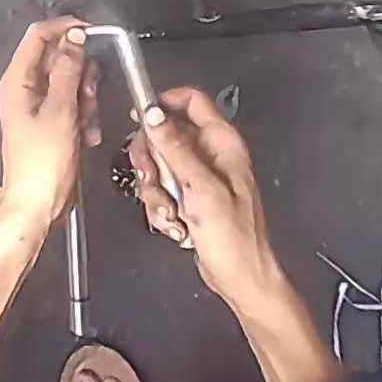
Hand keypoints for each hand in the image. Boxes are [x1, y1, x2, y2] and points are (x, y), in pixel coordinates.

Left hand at [0, 18, 99, 225]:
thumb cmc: (41, 165)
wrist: (37, 205)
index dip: (65, 28)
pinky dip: (84, 115)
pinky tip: (84, 135)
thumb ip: (68, 70)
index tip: (91, 33)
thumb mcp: (60, 111)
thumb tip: (75, 39)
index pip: (39, 34)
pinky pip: (74, 103)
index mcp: (18, 80)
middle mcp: (25, 88)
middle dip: (81, 73)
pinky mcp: (51, 120)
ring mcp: (38, 104)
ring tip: (85, 122)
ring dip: (86, 99)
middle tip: (87, 95)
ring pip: (71, 81)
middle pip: (59, 57)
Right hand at [128, 87, 281, 310]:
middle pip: (165, 134)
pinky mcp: (189, 196)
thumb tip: (152, 114)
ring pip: (158, 163)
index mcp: (222, 142)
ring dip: (155, 190)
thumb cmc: (234, 237)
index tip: (140, 116)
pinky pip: (161, 188)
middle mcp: (210, 153)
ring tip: (171, 212)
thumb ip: (174, 148)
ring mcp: (199, 175)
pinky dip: (161, 206)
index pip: (191, 101)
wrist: (241, 280)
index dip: (164, 101)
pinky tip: (175, 224)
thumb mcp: (200, 188)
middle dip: (152, 160)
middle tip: (152, 179)